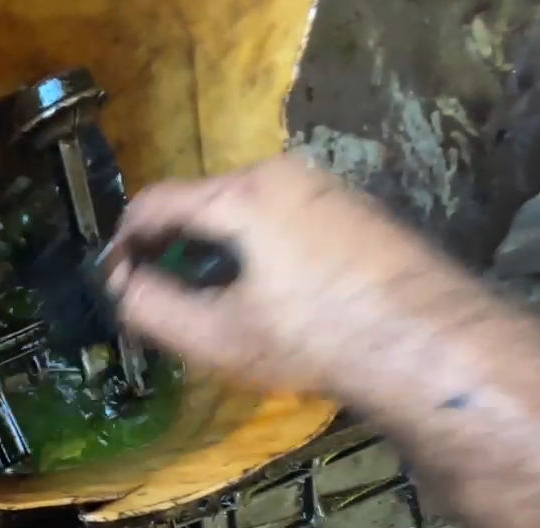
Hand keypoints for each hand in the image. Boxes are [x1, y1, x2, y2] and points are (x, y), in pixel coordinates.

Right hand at [103, 154, 516, 398]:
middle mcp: (278, 174)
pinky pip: (267, 214)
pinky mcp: (343, 205)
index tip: (113, 283)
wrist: (425, 342)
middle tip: (150, 294)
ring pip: (231, 208)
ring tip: (196, 297)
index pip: (152, 204)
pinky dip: (239, 244)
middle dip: (162, 246)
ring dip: (200, 247)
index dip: (121, 244)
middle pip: (193, 202)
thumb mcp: (212, 335)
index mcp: (241, 197)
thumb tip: (120, 286)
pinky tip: (247, 288)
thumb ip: (148, 308)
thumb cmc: (309, 339)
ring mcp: (317, 185)